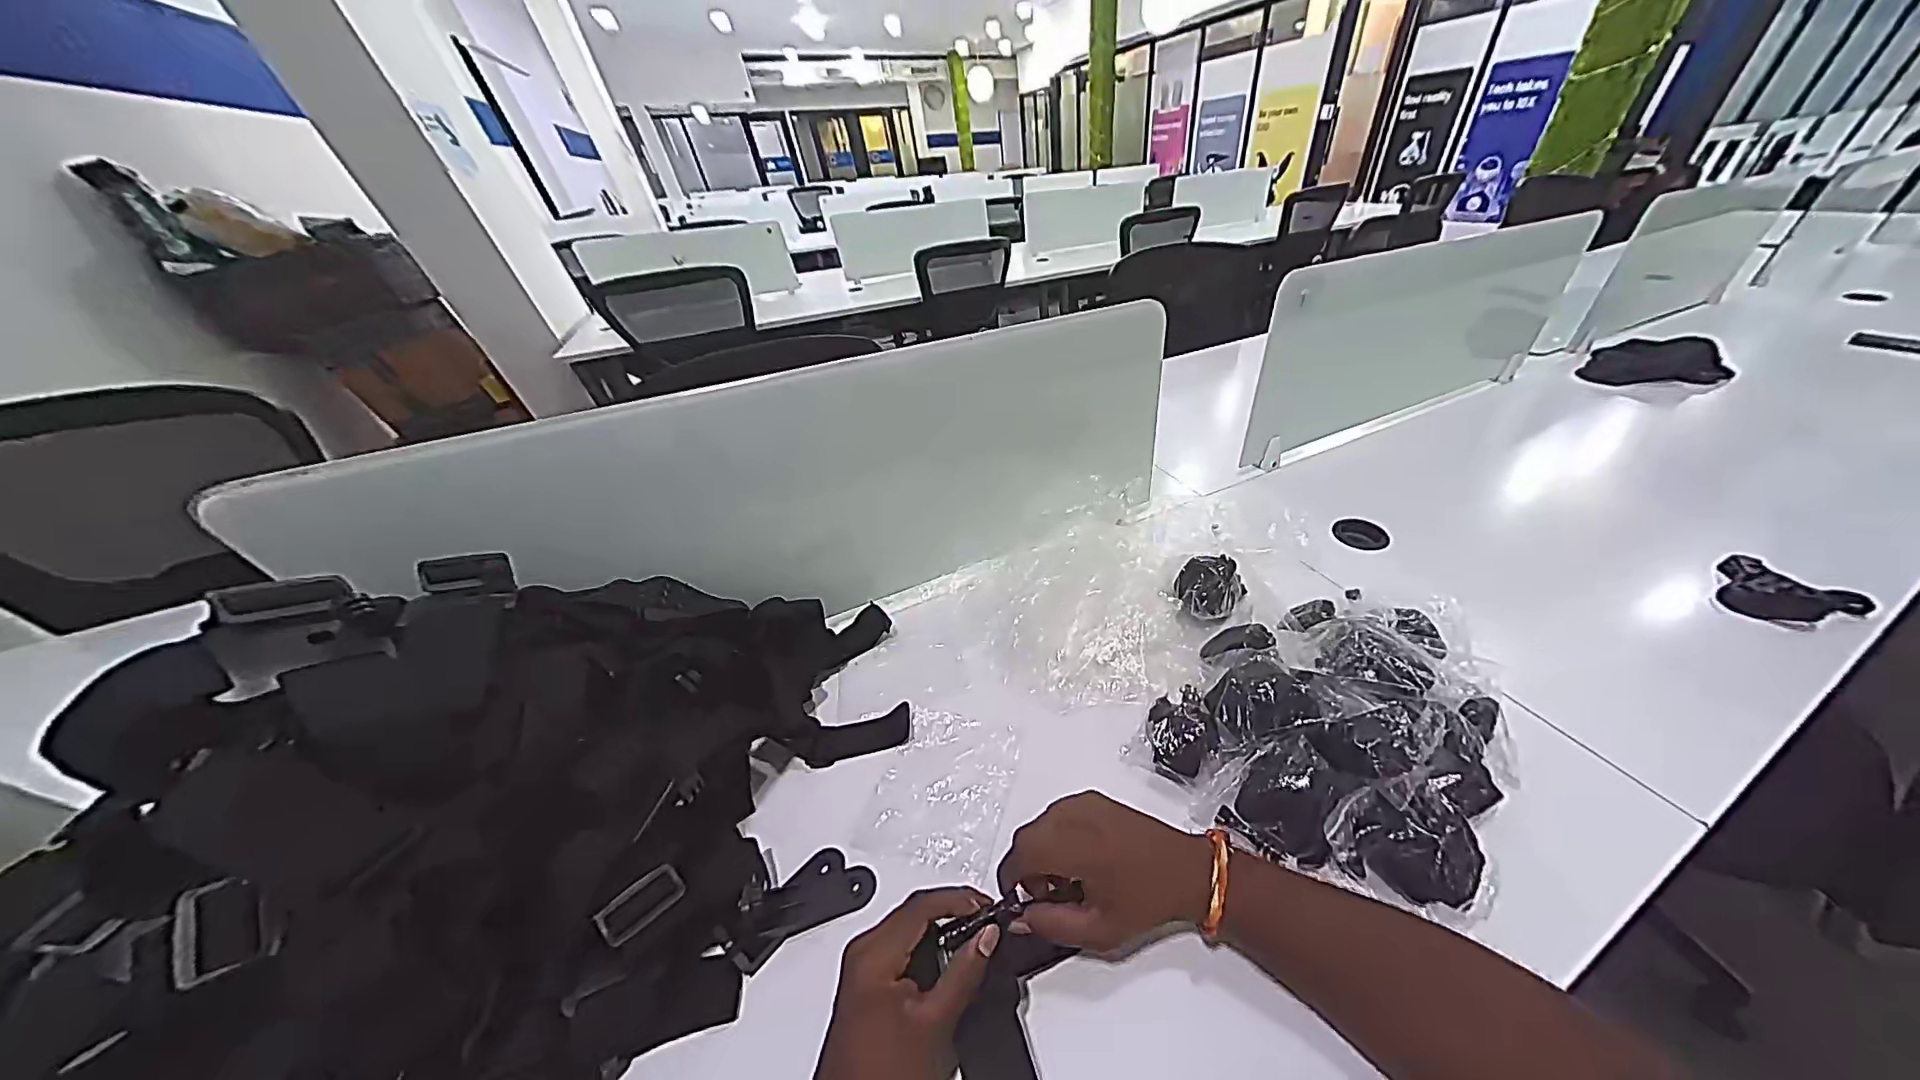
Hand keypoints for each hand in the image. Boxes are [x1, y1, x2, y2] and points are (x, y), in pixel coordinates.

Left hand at [814, 887, 999, 1079]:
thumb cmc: (881, 1075)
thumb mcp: (936, 1021)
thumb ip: (965, 972)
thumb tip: (985, 936)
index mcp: (873, 953)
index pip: (921, 905)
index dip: (959, 900)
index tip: (986, 906)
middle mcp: (863, 953)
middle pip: (914, 913)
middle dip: (952, 912)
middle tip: (984, 919)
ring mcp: (862, 968)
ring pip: (910, 930)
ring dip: (942, 931)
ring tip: (973, 940)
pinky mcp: (867, 984)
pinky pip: (903, 949)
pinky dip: (929, 950)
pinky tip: (950, 964)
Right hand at [996, 791, 1212, 953]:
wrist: (1186, 871)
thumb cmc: (1152, 896)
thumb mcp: (1099, 930)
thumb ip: (1052, 925)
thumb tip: (1023, 918)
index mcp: (1075, 846)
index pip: (1020, 855)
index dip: (1012, 880)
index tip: (1018, 897)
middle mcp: (1075, 816)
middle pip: (1025, 838)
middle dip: (1027, 868)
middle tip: (1048, 894)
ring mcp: (1083, 803)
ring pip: (1039, 825)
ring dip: (1041, 851)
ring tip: (1069, 878)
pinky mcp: (1092, 799)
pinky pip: (1057, 816)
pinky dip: (1057, 836)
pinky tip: (1081, 860)